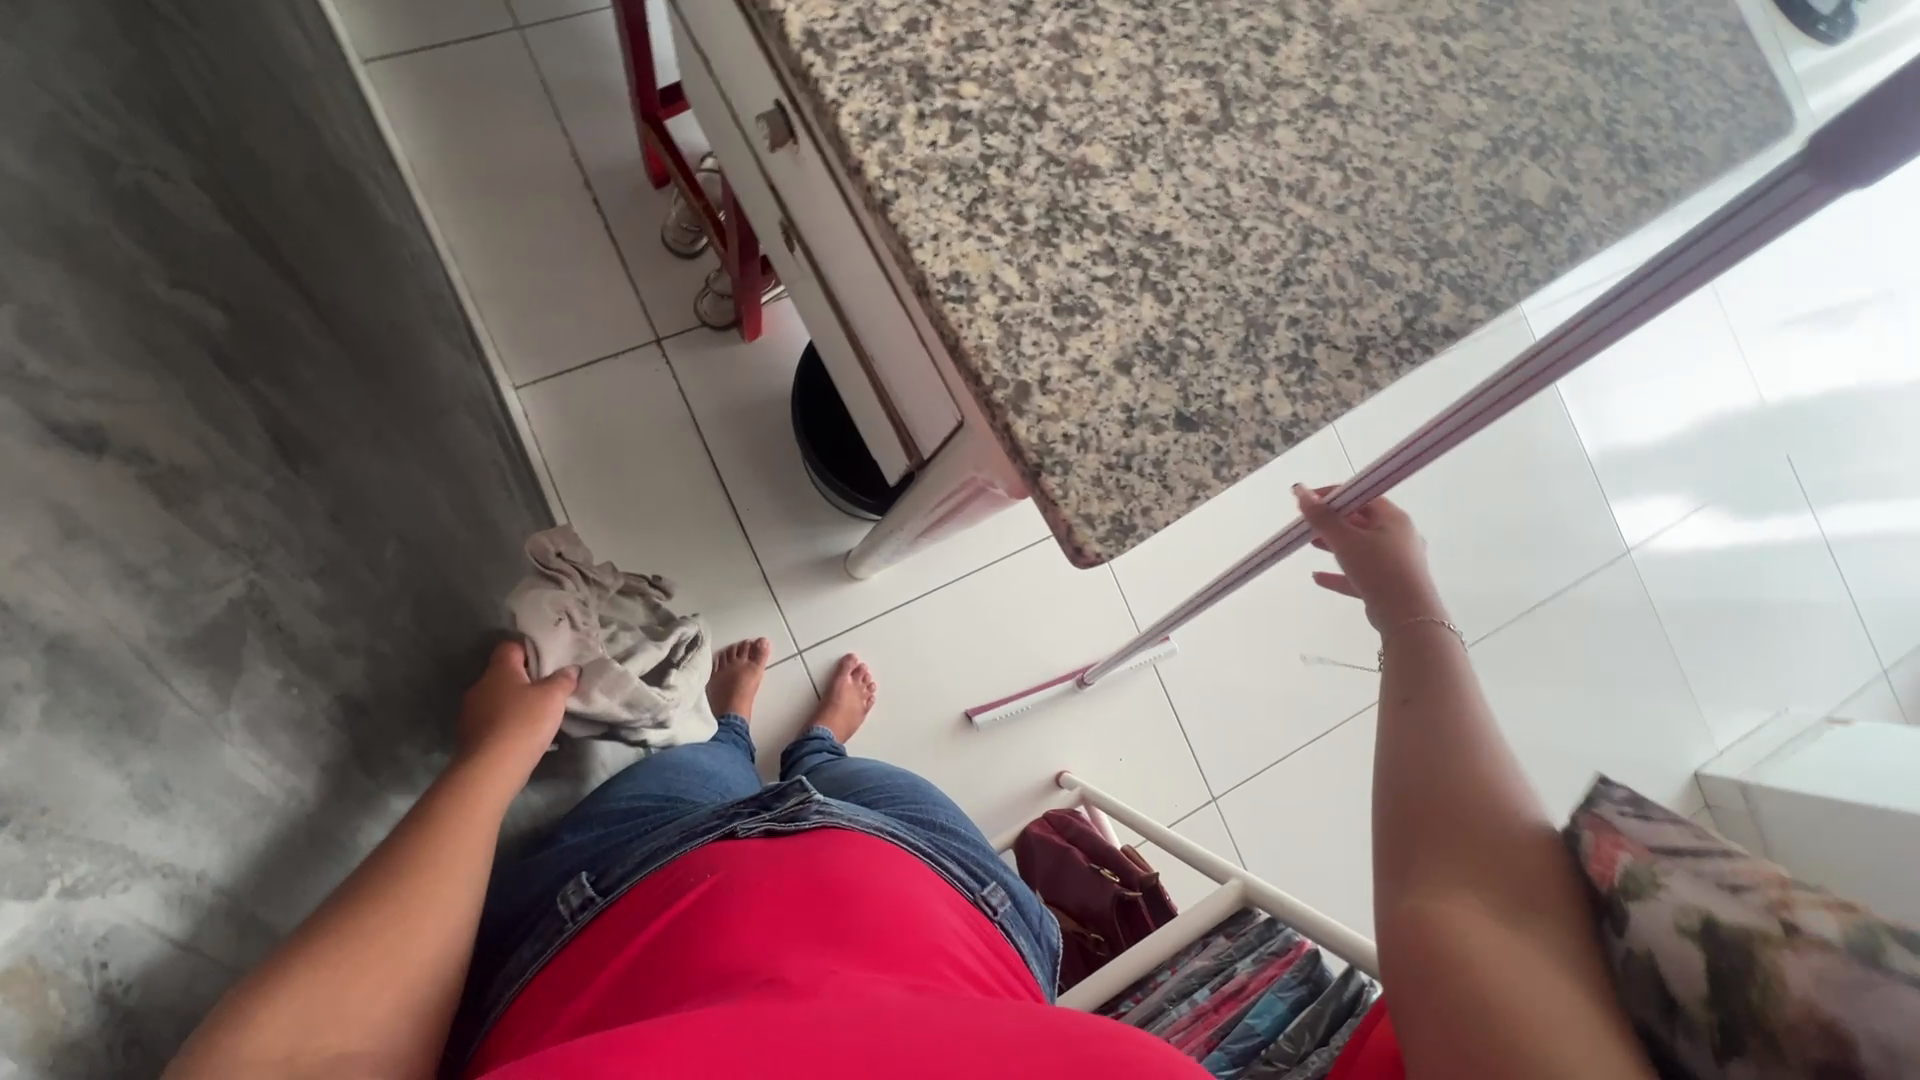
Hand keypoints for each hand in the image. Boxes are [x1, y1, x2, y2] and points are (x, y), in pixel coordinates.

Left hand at [454, 641, 577, 778]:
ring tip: (537, 713)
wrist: (492, 767)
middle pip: (503, 673)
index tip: (547, 658)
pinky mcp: (470, 734)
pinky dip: (507, 722)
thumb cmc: (524, 722)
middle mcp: (480, 686)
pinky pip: (492, 719)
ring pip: (497, 697)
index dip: (528, 648)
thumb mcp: (553, 697)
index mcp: (499, 671)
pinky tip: (523, 733)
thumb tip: (571, 670)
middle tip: (548, 686)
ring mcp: (471, 711)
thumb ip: (563, 680)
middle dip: (524, 678)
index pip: (510, 646)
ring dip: (514, 702)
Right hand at [1294, 484, 1448, 631]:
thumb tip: (1301, 490)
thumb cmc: (1378, 569)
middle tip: (1308, 523)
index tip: (1309, 500)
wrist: (1407, 616)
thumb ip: (1321, 517)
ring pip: (1361, 546)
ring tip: (1312, 544)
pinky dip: (1341, 571)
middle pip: (1361, 521)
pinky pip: (1361, 572)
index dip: (1334, 495)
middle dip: (1332, 521)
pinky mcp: (1390, 583)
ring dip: (1335, 544)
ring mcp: (1396, 560)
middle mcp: (1399, 535)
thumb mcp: (1345, 540)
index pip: (1362, 496)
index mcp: (1393, 518)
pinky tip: (1318, 577)